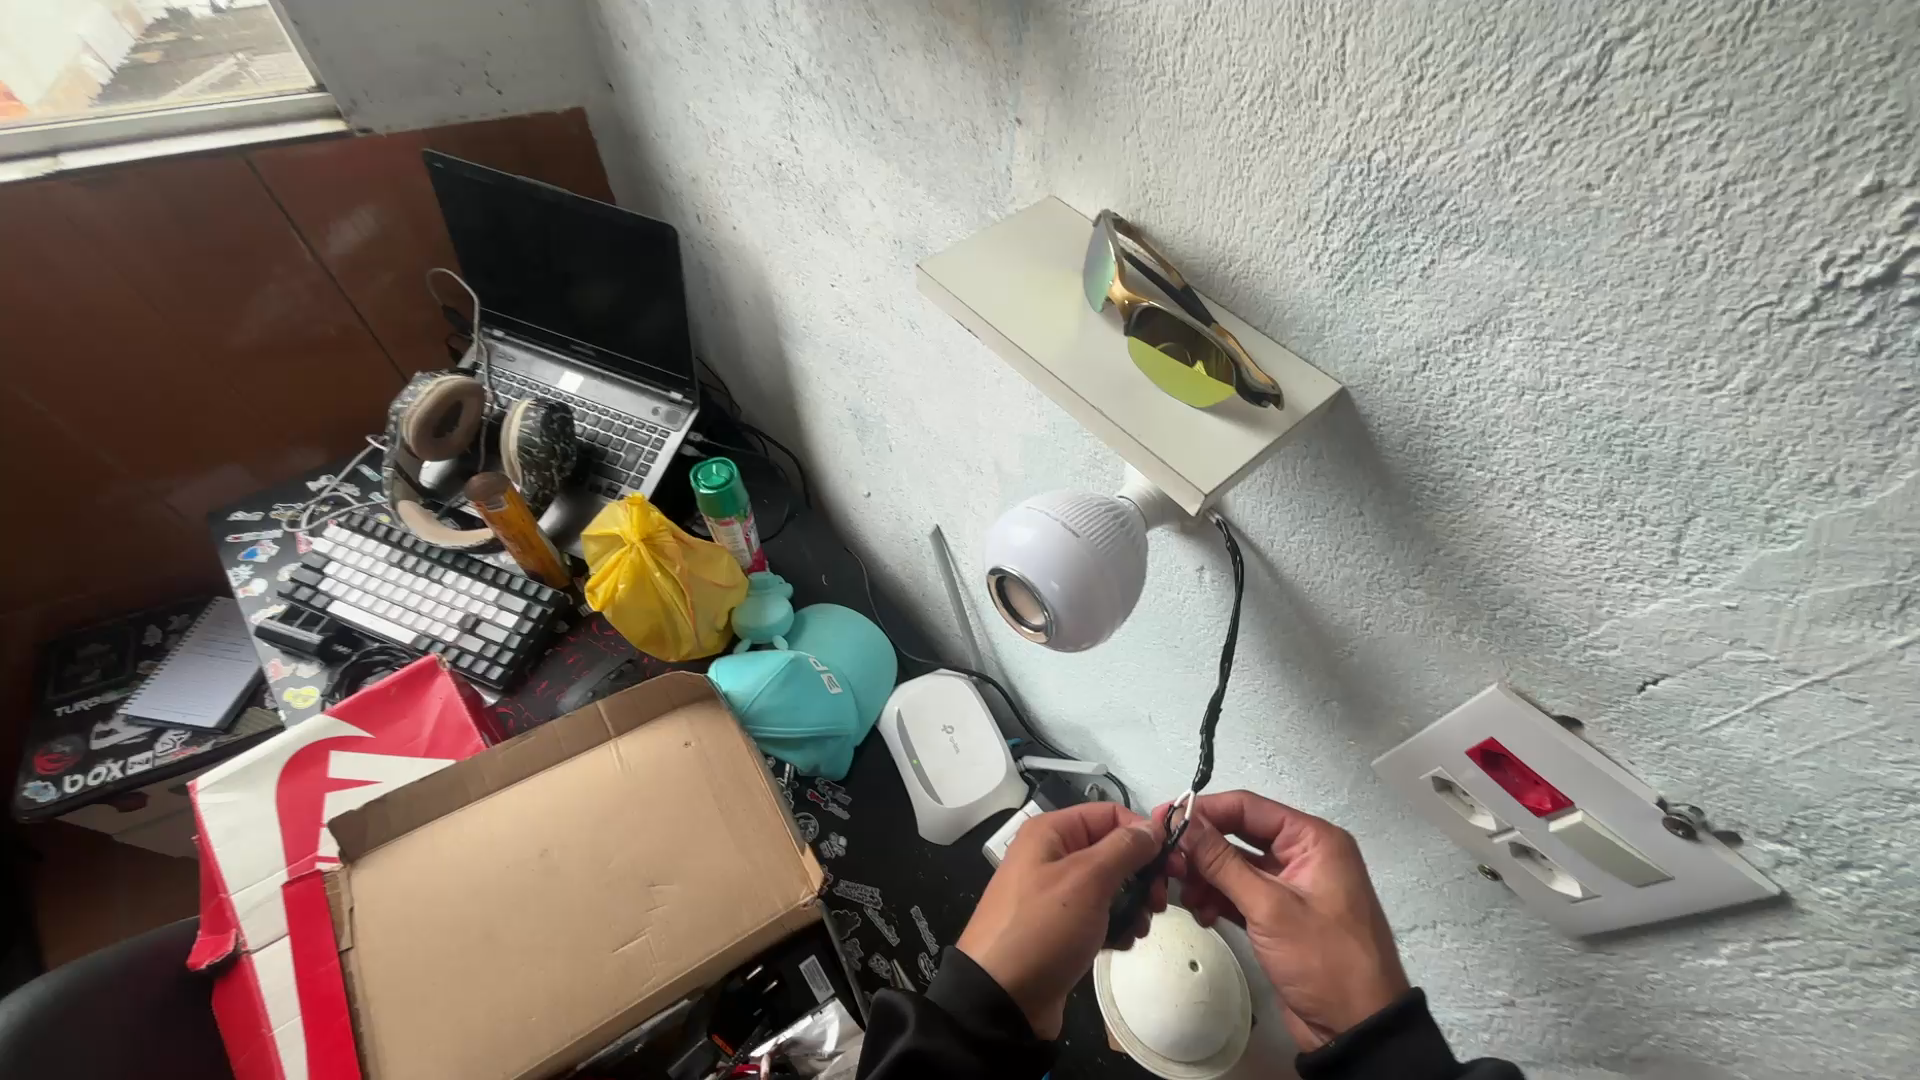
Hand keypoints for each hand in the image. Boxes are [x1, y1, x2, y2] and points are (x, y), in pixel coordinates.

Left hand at [956, 802, 1168, 1038]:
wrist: (1003, 998)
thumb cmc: (1042, 928)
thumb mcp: (1086, 880)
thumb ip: (1123, 849)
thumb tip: (1152, 826)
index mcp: (1051, 832)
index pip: (1110, 815)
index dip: (1144, 834)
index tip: (1172, 865)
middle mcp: (1052, 855)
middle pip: (1112, 850)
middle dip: (1140, 876)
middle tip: (1157, 903)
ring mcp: (1055, 893)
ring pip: (1109, 885)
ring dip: (1131, 905)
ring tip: (1137, 929)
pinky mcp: (1061, 926)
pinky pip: (1098, 914)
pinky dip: (1114, 926)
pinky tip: (1120, 943)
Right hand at [1162, 790, 1409, 1050]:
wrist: (1359, 1033)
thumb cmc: (1324, 961)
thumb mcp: (1269, 907)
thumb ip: (1221, 860)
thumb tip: (1184, 819)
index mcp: (1313, 840)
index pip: (1247, 807)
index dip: (1204, 810)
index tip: (1165, 818)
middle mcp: (1303, 854)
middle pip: (1238, 835)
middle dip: (1202, 849)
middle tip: (1168, 861)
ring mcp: (1291, 885)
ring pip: (1235, 865)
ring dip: (1207, 877)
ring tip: (1186, 896)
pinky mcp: (1280, 914)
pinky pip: (1240, 892)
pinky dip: (1219, 898)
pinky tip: (1202, 914)